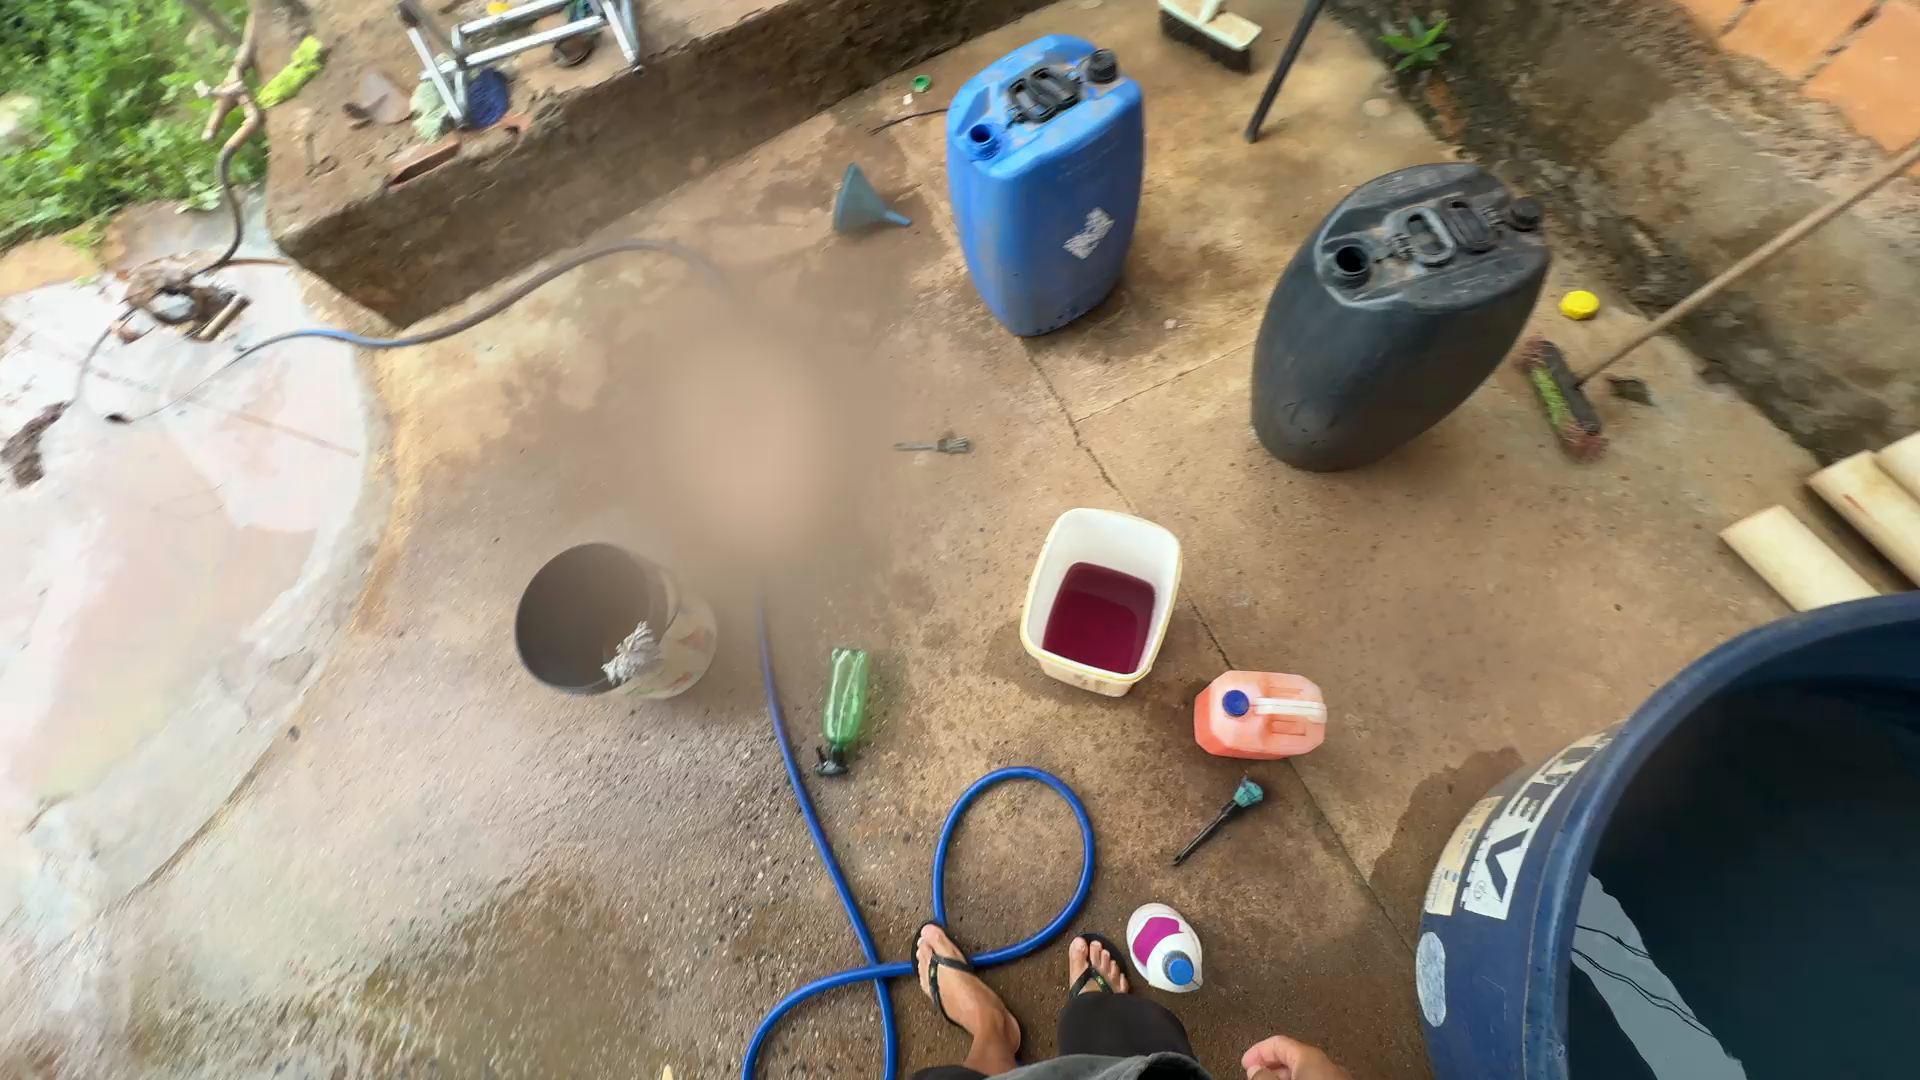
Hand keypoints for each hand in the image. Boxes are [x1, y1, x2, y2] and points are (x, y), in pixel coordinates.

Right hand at [1241, 1035, 1350, 1079]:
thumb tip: (1255, 1070)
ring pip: (1307, 1074)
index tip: (1245, 1065)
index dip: (1257, 1052)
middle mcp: (1328, 1064)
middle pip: (1293, 1059)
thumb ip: (1263, 1076)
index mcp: (1310, 1056)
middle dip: (1272, 1068)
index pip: (1277, 1043)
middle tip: (1257, 1078)